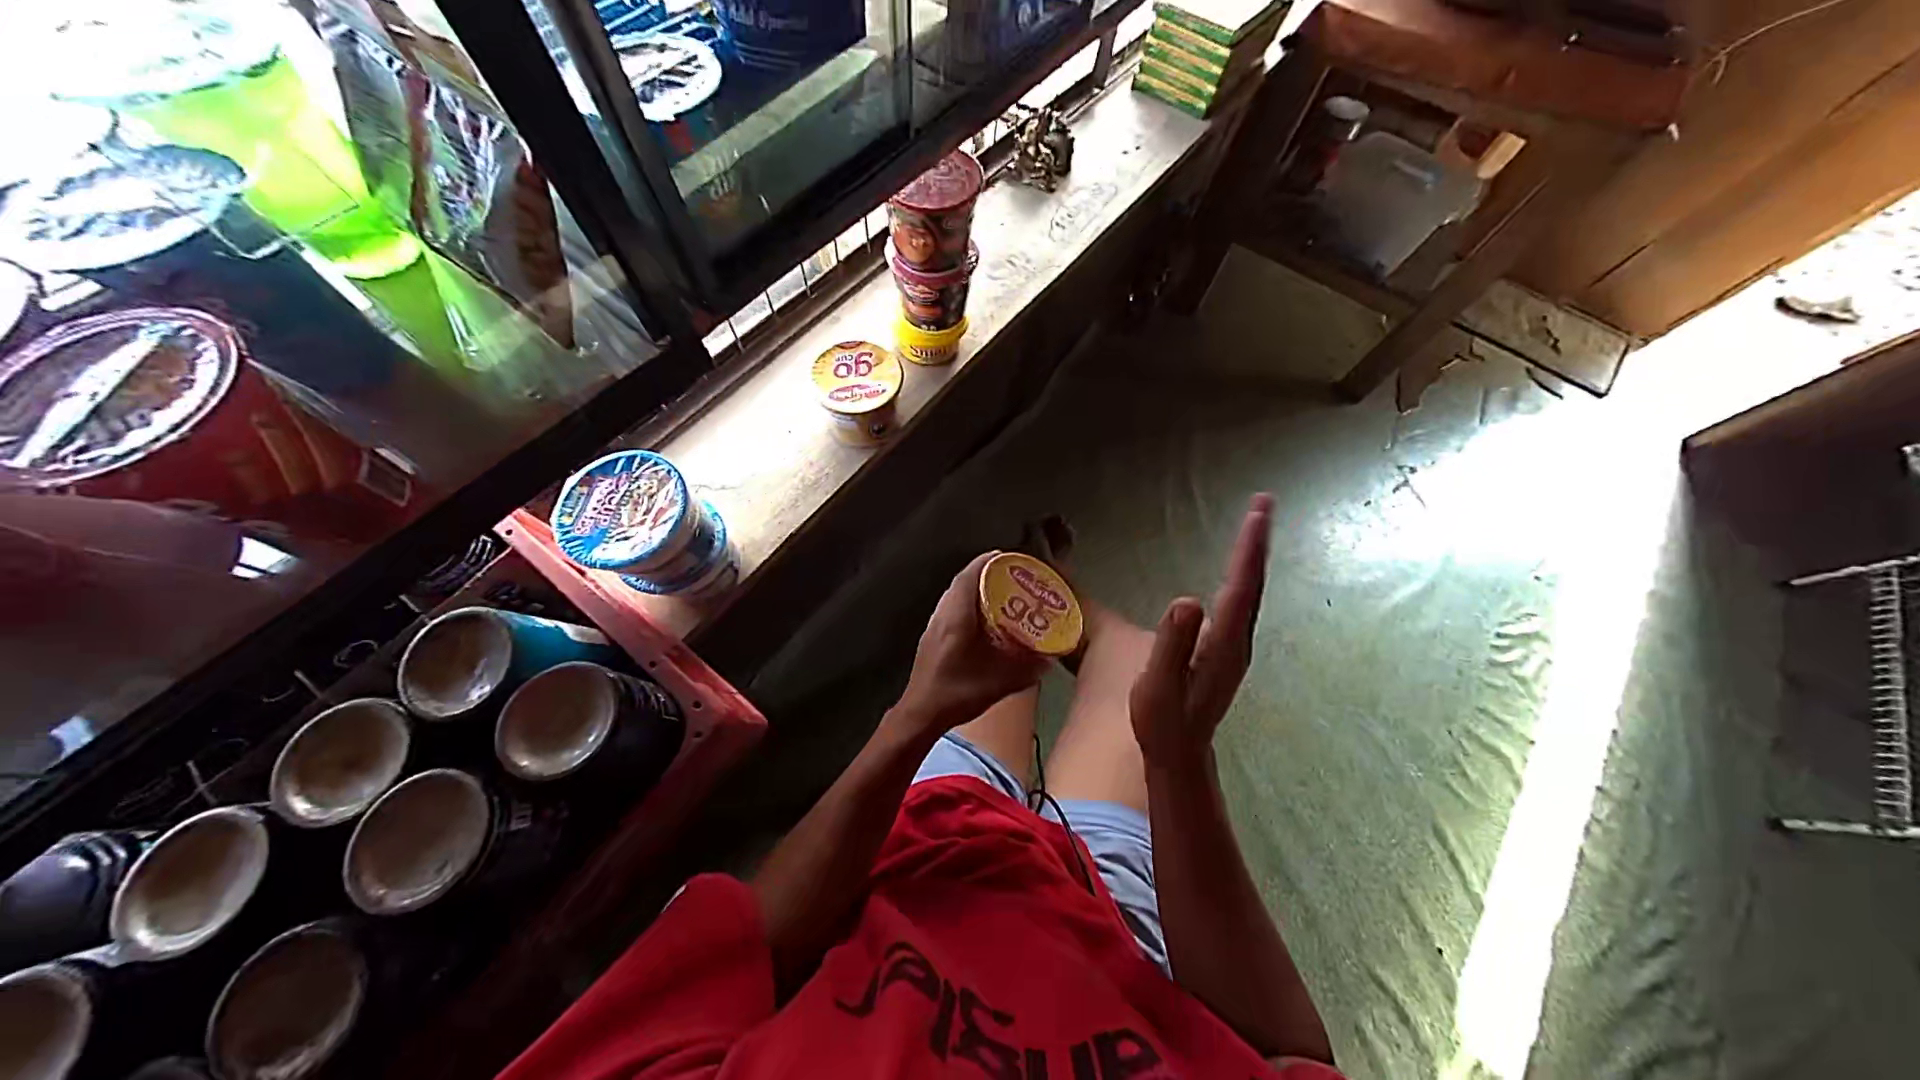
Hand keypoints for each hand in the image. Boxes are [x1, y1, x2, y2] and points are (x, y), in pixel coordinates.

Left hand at [895, 551, 1050, 733]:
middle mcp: (942, 615)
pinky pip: (952, 609)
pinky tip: (985, 620)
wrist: (921, 714)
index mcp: (955, 616)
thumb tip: (1052, 658)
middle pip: (962, 582)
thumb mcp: (1000, 682)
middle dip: (986, 574)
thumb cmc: (957, 693)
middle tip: (1011, 576)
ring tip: (1002, 594)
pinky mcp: (932, 638)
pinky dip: (969, 605)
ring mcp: (934, 626)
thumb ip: (1028, 669)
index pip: (969, 576)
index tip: (1007, 556)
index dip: (987, 562)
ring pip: (955, 596)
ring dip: (976, 589)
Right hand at [1130, 494, 1272, 767]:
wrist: (1179, 753)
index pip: (1240, 586)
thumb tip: (1188, 600)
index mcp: (1223, 644)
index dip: (1248, 548)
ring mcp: (1234, 647)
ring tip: (1253, 525)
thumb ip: (1173, 644)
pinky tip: (1237, 570)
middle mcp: (1237, 641)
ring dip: (1252, 556)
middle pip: (1252, 583)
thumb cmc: (1163, 721)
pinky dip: (1242, 576)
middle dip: (1257, 541)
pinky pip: (1239, 602)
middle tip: (1262, 503)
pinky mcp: (1226, 650)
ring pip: (1249, 592)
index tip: (1257, 512)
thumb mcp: (1159, 685)